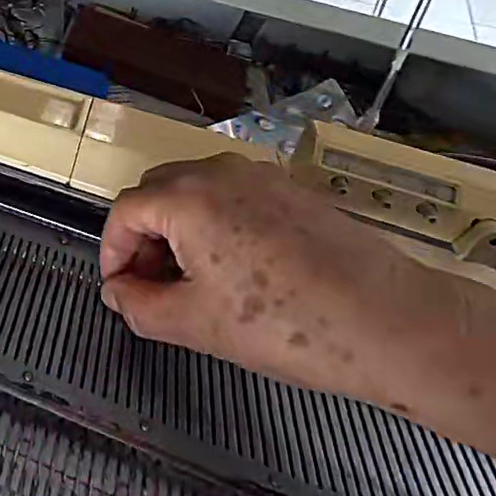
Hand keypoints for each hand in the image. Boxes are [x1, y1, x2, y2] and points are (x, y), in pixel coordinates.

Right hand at [98, 154, 453, 401]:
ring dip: (177, 226)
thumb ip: (141, 306)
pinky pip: (230, 191)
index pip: (124, 211)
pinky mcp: (285, 184)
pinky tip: (235, 264)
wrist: (382, 315)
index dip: (113, 252)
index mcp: (188, 198)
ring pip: (194, 189)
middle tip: (152, 286)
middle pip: (156, 192)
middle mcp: (218, 170)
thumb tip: (119, 292)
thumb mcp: (198, 325)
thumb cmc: (286, 322)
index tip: (121, 289)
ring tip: (193, 280)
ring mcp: (256, 172)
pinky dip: (213, 219)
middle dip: (143, 236)